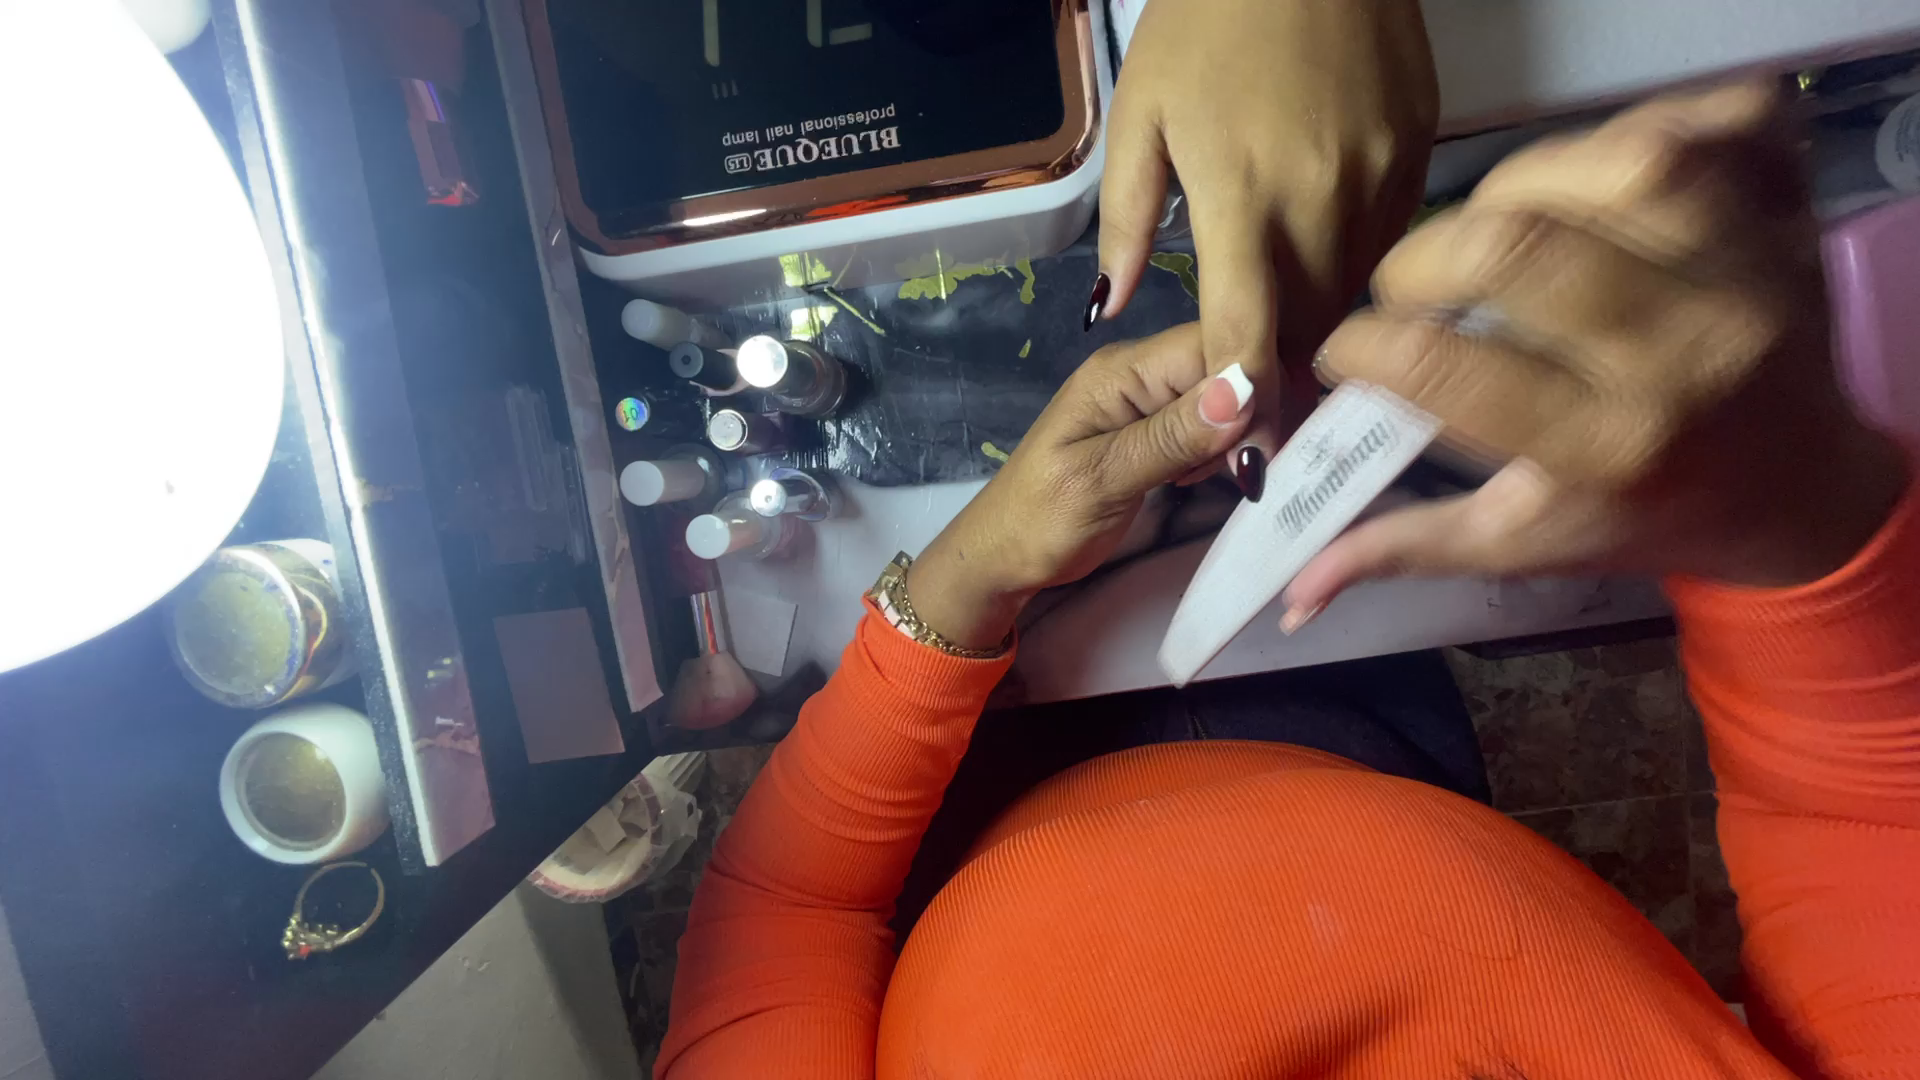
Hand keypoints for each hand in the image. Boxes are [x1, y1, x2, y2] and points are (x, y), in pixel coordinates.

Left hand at [909, 325, 1254, 647]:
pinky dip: (1223, 450)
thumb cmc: (1039, 520)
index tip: (1269, 444)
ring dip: (1242, 434)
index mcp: (1121, 371)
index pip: (1213, 344)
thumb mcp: (1101, 480)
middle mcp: (1138, 376)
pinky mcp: (1153, 436)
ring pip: (1222, 400)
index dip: (1254, 384)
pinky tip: (1218, 477)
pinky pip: (1205, 427)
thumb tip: (1244, 389)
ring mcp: (1146, 406)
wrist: (1005, 555)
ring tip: (1240, 476)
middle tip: (1257, 468)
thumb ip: (1169, 437)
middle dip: (1254, 412)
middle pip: (1224, 366)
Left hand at [1094, 0, 1437, 473]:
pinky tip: (1322, 295)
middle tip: (1262, 440)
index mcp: (1243, 199)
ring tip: (1289, 379)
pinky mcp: (1416, 158)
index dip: (1246, 406)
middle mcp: (1322, 202)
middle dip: (1284, 391)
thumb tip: (1114, 302)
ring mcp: (1379, 181)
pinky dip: (1348, 287)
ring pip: (1349, 299)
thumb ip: (1125, 225)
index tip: (1247, 467)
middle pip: (1306, 331)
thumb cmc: (1203, 26)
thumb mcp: (1138, 123)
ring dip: (1318, 344)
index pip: (1247, 331)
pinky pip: (1380, 253)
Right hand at [1286, 81, 1907, 623]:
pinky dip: (1627, 135)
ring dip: (1510, 189)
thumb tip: (1290, 596)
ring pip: (1612, 171)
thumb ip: (1395, 552)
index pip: (1443, 369)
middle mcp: (1684, 351)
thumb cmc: (1627, 518)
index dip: (1362, 347)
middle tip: (1401, 291)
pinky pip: (1714, 120)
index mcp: (1600, 447)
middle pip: (1517, 252)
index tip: (1343, 354)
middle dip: (1419, 262)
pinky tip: (1576, 184)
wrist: (1792, 488)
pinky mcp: (1795, 207)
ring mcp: (1752, 267)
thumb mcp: (1505, 547)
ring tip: (1477, 231)